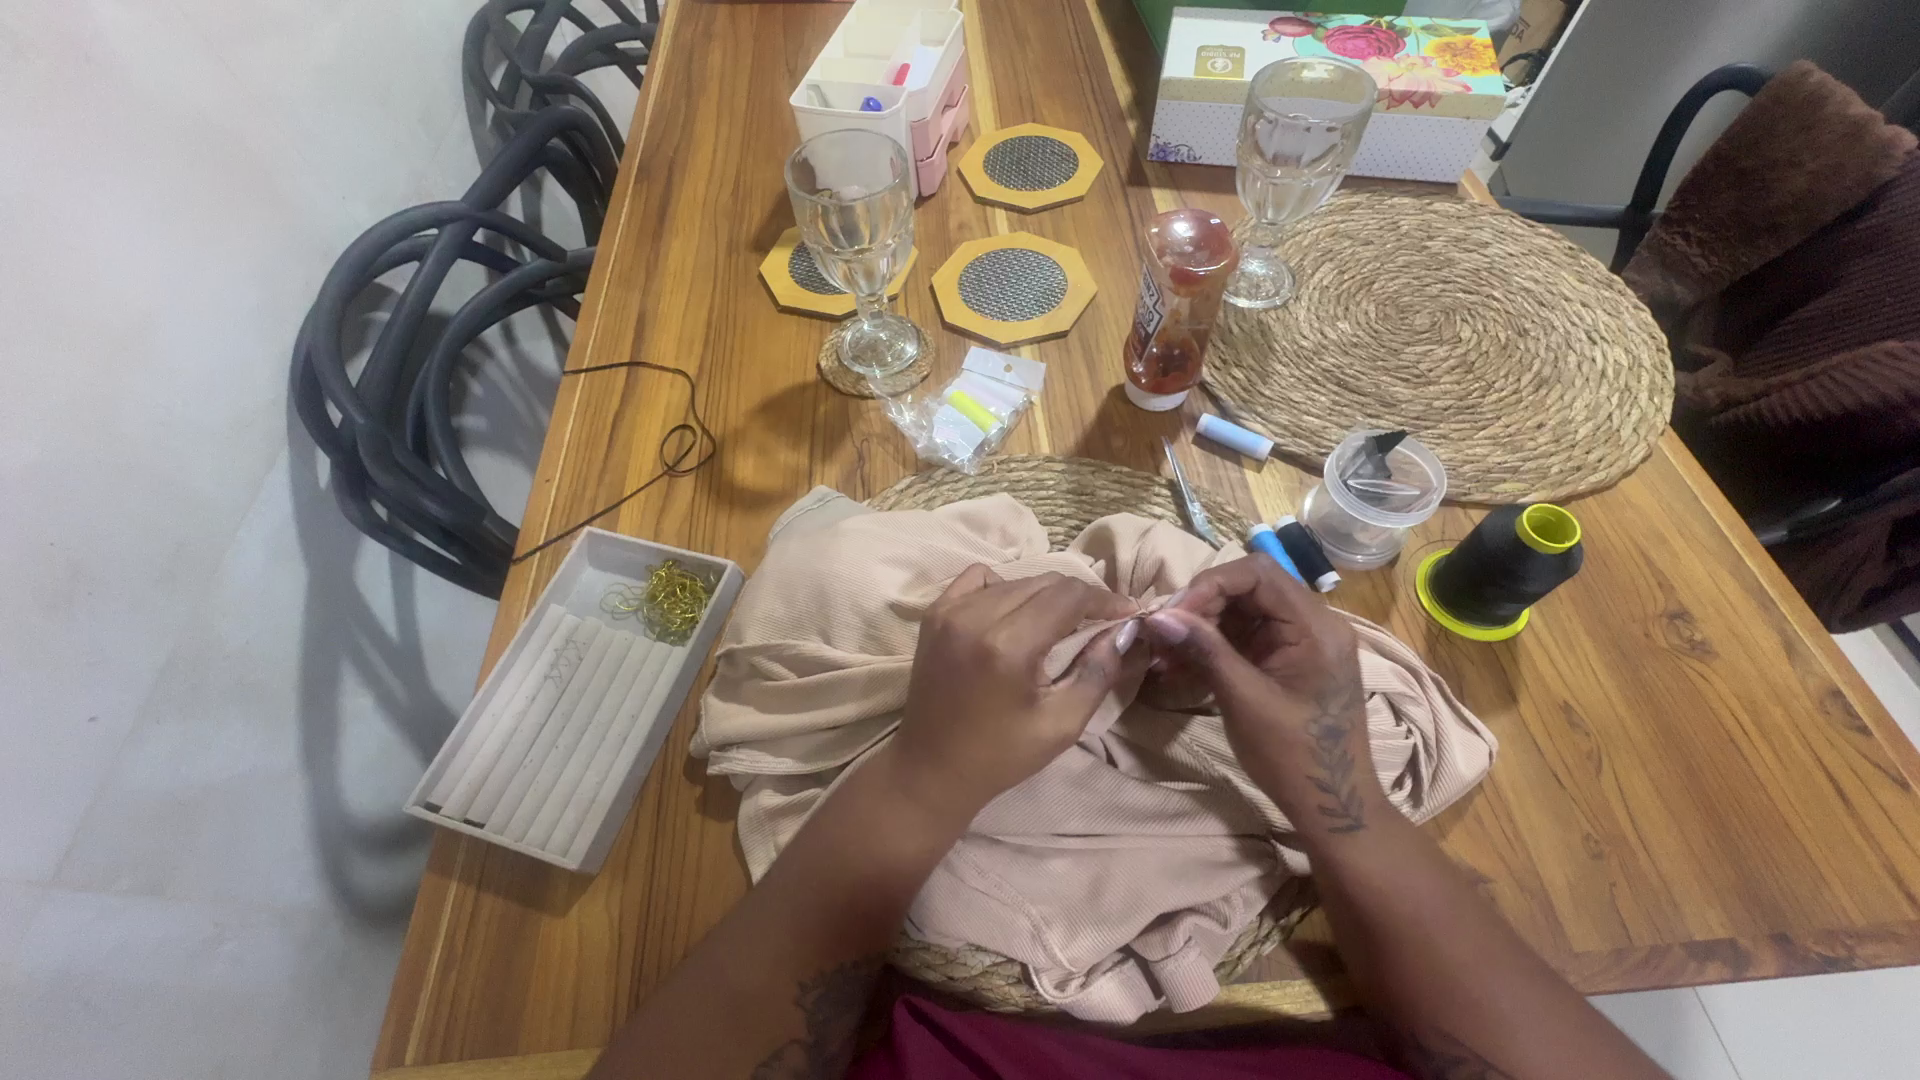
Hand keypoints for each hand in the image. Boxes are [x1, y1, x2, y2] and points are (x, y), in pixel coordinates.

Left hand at [890, 565, 1147, 819]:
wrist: (930, 767)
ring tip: (1061, 622)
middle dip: (1080, 597)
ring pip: (1015, 579)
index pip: (1069, 596)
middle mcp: (976, 617)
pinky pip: (978, 579)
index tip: (1127, 613)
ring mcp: (949, 611)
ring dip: (1046, 594)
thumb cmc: (1000, 755)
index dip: (1104, 600)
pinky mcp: (934, 613)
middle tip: (1100, 621)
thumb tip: (1122, 631)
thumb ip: (1098, 672)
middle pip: (1044, 581)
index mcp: (1008, 646)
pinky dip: (1004, 586)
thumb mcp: (1062, 724)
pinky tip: (1014, 612)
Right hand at [1141, 557, 1384, 836]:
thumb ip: (1204, 650)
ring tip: (1165, 654)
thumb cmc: (1294, 756)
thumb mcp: (1244, 699)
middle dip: (1202, 606)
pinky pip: (1248, 637)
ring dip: (1203, 627)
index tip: (1173, 615)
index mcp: (1315, 627)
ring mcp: (1303, 642)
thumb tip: (1158, 615)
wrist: (1334, 807)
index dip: (1209, 585)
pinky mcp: (1289, 660)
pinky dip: (1215, 646)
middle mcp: (1314, 624)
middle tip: (1163, 635)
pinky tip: (1181, 666)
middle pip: (1249, 588)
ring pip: (1244, 611)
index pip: (1257, 574)